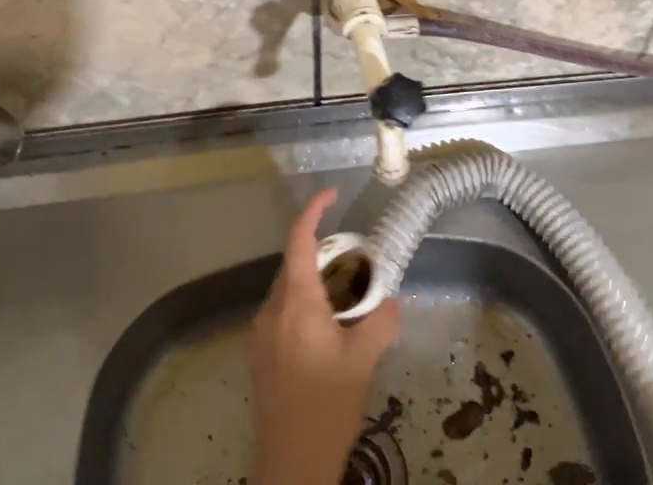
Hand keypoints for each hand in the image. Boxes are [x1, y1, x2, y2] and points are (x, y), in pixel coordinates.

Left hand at [250, 188, 402, 484]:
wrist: (290, 463)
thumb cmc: (325, 407)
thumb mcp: (362, 362)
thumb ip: (379, 322)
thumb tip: (392, 300)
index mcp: (295, 303)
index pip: (298, 240)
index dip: (313, 211)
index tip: (332, 194)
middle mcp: (271, 310)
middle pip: (294, 264)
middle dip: (324, 254)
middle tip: (359, 262)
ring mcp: (261, 333)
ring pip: (289, 290)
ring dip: (316, 283)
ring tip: (350, 298)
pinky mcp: (260, 354)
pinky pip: (283, 313)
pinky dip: (307, 306)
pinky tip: (330, 331)